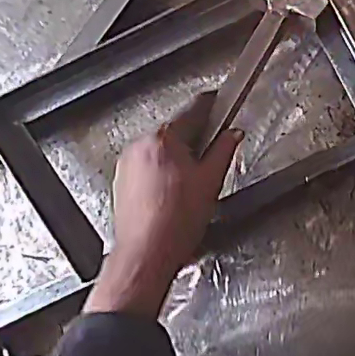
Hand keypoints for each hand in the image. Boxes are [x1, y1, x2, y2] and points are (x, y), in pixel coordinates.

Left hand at [85, 93, 242, 317]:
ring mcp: (128, 164)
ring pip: (160, 151)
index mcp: (163, 139)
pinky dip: (162, 175)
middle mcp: (140, 146)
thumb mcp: (210, 181)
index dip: (211, 105)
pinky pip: (147, 169)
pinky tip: (174, 196)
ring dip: (177, 160)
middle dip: (194, 141)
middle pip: (175, 132)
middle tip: (212, 158)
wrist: (146, 254)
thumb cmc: (174, 223)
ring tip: (192, 186)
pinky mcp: (123, 182)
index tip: (219, 101)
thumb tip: (232, 135)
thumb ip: (223, 150)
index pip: (192, 110)